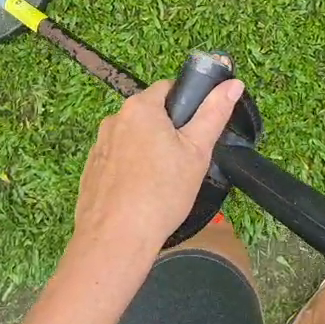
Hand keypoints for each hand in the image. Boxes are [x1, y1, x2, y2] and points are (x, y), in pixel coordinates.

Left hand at [72, 78, 242, 258]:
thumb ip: (214, 113)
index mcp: (140, 107)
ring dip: (149, 150)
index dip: (187, 105)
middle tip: (185, 160)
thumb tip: (233, 83)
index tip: (197, 131)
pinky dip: (131, 170)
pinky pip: (118, 160)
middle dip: (168, 131)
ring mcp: (99, 145)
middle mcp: (114, 119)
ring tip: (164, 182)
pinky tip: (141, 194)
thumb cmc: (162, 192)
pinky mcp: (91, 170)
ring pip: (134, 138)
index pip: (168, 88)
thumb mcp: (197, 151)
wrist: (115, 240)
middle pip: (150, 114)